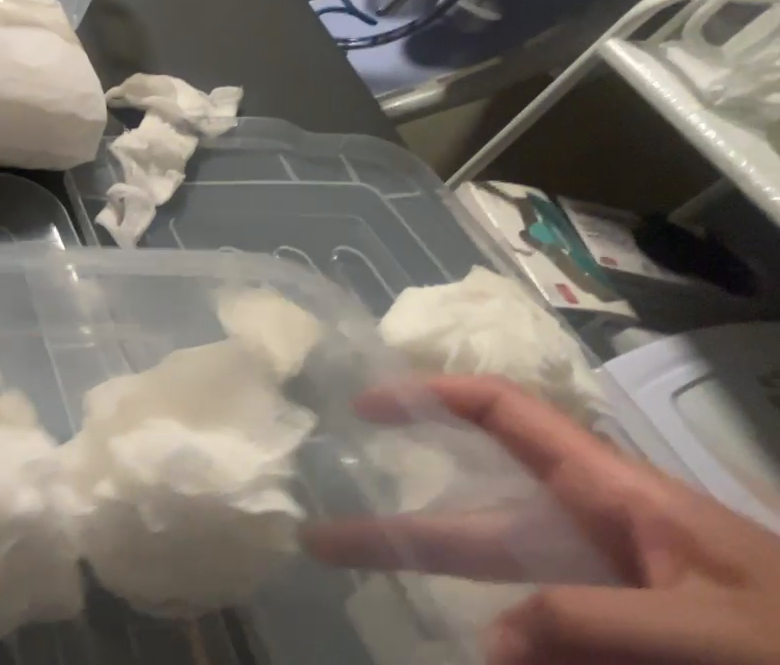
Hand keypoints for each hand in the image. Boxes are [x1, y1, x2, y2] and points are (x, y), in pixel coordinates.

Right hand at [302, 376, 779, 664]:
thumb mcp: (718, 630)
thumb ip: (593, 620)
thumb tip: (486, 639)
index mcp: (614, 496)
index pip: (506, 415)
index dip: (430, 396)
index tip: (363, 408)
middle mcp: (598, 536)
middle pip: (475, 520)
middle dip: (395, 529)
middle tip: (317, 542)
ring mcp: (614, 596)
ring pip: (509, 597)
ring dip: (458, 616)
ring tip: (393, 612)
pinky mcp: (625, 642)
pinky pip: (551, 642)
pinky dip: (518, 652)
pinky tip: (496, 658)